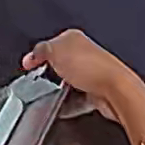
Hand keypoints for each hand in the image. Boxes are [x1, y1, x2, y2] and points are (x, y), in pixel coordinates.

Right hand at [22, 29, 144, 126]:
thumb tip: (33, 54)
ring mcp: (93, 72)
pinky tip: (63, 107)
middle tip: (39, 78)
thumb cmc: (91, 66)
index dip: (38, 54)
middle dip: (50, 71)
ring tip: (51, 94)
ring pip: (70, 81)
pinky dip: (70, 103)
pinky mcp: (97, 91)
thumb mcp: (53, 51)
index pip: (51, 43)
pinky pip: (78, 98)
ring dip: (60, 88)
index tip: (29, 63)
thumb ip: (40, 51)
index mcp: (74, 37)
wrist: (116, 90)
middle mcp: (85, 52)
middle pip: (60, 62)